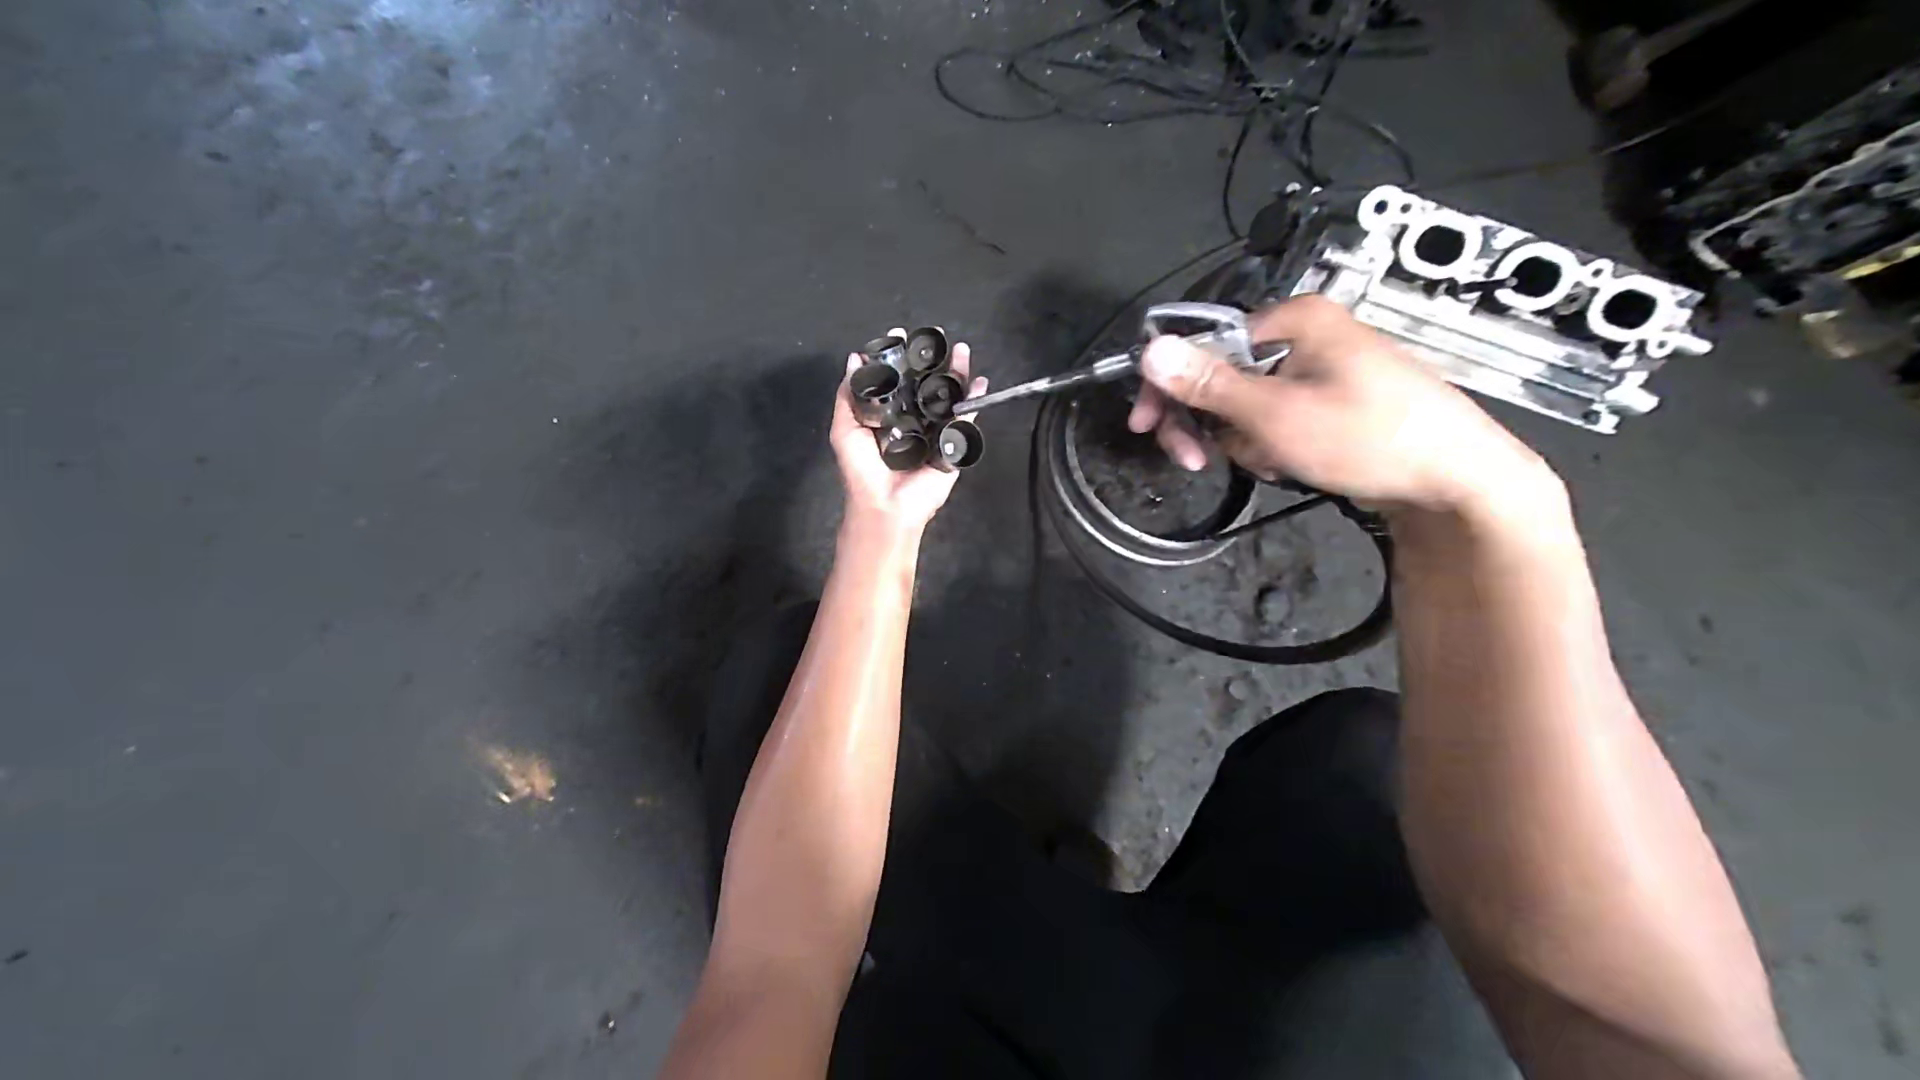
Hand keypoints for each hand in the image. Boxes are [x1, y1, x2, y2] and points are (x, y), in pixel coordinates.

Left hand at [830, 330, 987, 531]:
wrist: (884, 505)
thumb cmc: (862, 470)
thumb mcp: (844, 429)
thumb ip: (849, 395)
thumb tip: (855, 359)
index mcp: (887, 414)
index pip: (895, 379)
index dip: (899, 356)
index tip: (900, 333)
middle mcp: (912, 419)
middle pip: (924, 383)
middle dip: (931, 359)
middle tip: (935, 334)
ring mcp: (934, 432)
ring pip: (947, 397)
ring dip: (957, 373)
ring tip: (962, 350)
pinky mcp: (951, 446)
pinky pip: (965, 421)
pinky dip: (975, 402)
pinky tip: (981, 383)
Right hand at [1127, 296, 1555, 514]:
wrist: (1454, 481)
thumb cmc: (1366, 437)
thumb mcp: (1276, 414)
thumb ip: (1208, 384)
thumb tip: (1150, 349)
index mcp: (1293, 320)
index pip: (1202, 345)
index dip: (1169, 387)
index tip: (1147, 427)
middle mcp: (1302, 336)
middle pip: (1219, 376)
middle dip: (1206, 422)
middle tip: (1196, 461)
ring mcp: (1315, 370)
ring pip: (1242, 405)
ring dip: (1241, 440)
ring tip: (1270, 462)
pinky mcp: (1324, 402)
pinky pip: (1271, 419)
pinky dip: (1267, 445)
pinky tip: (1287, 463)